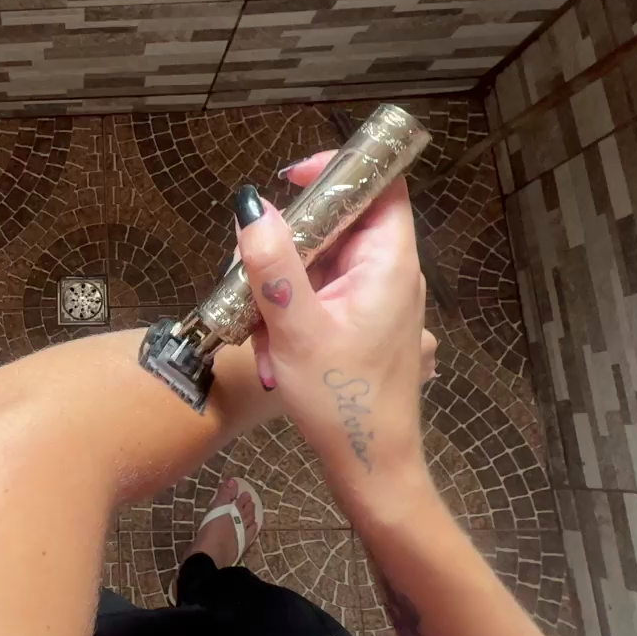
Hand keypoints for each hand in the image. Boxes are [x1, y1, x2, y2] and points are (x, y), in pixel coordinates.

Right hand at [234, 163, 434, 515]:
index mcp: (388, 264)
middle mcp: (388, 274)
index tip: (288, 181)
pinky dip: (288, 308)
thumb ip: (273, 264)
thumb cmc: (341, 401)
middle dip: (285, 241)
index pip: (379, 185)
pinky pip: (318, 293)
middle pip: (337, 224)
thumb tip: (252, 206)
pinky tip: (270, 344)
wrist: (369, 466)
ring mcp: (373, 299)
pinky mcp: (358, 322)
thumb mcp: (296, 329)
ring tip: (258, 326)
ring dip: (279, 283)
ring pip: (319, 262)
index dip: (339, 169)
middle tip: (248, 271)